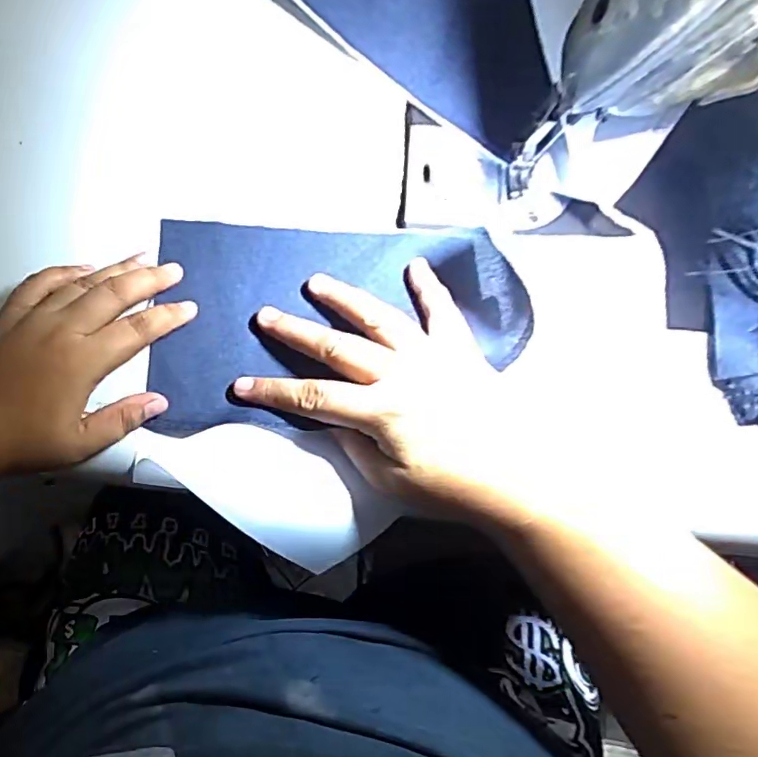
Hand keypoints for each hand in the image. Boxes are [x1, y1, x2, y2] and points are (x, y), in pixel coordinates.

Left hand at [0, 255, 194, 475]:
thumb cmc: (21, 442)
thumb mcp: (78, 443)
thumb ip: (121, 420)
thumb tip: (159, 401)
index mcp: (84, 360)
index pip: (136, 331)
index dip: (166, 317)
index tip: (189, 306)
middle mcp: (63, 328)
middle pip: (113, 294)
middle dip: (147, 279)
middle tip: (173, 268)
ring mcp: (34, 317)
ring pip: (82, 282)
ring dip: (114, 268)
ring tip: (139, 257)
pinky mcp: (9, 315)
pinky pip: (41, 282)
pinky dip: (66, 271)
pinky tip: (83, 268)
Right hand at [232, 261, 564, 531]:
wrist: (516, 481)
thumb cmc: (450, 488)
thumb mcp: (388, 479)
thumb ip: (354, 445)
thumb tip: (334, 421)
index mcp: (380, 412)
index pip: (312, 398)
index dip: (272, 393)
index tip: (242, 386)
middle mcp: (401, 375)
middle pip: (336, 348)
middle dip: (295, 333)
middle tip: (266, 317)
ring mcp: (432, 358)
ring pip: (379, 319)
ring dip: (344, 299)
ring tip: (317, 283)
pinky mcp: (460, 354)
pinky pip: (441, 314)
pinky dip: (428, 289)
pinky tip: (415, 268)